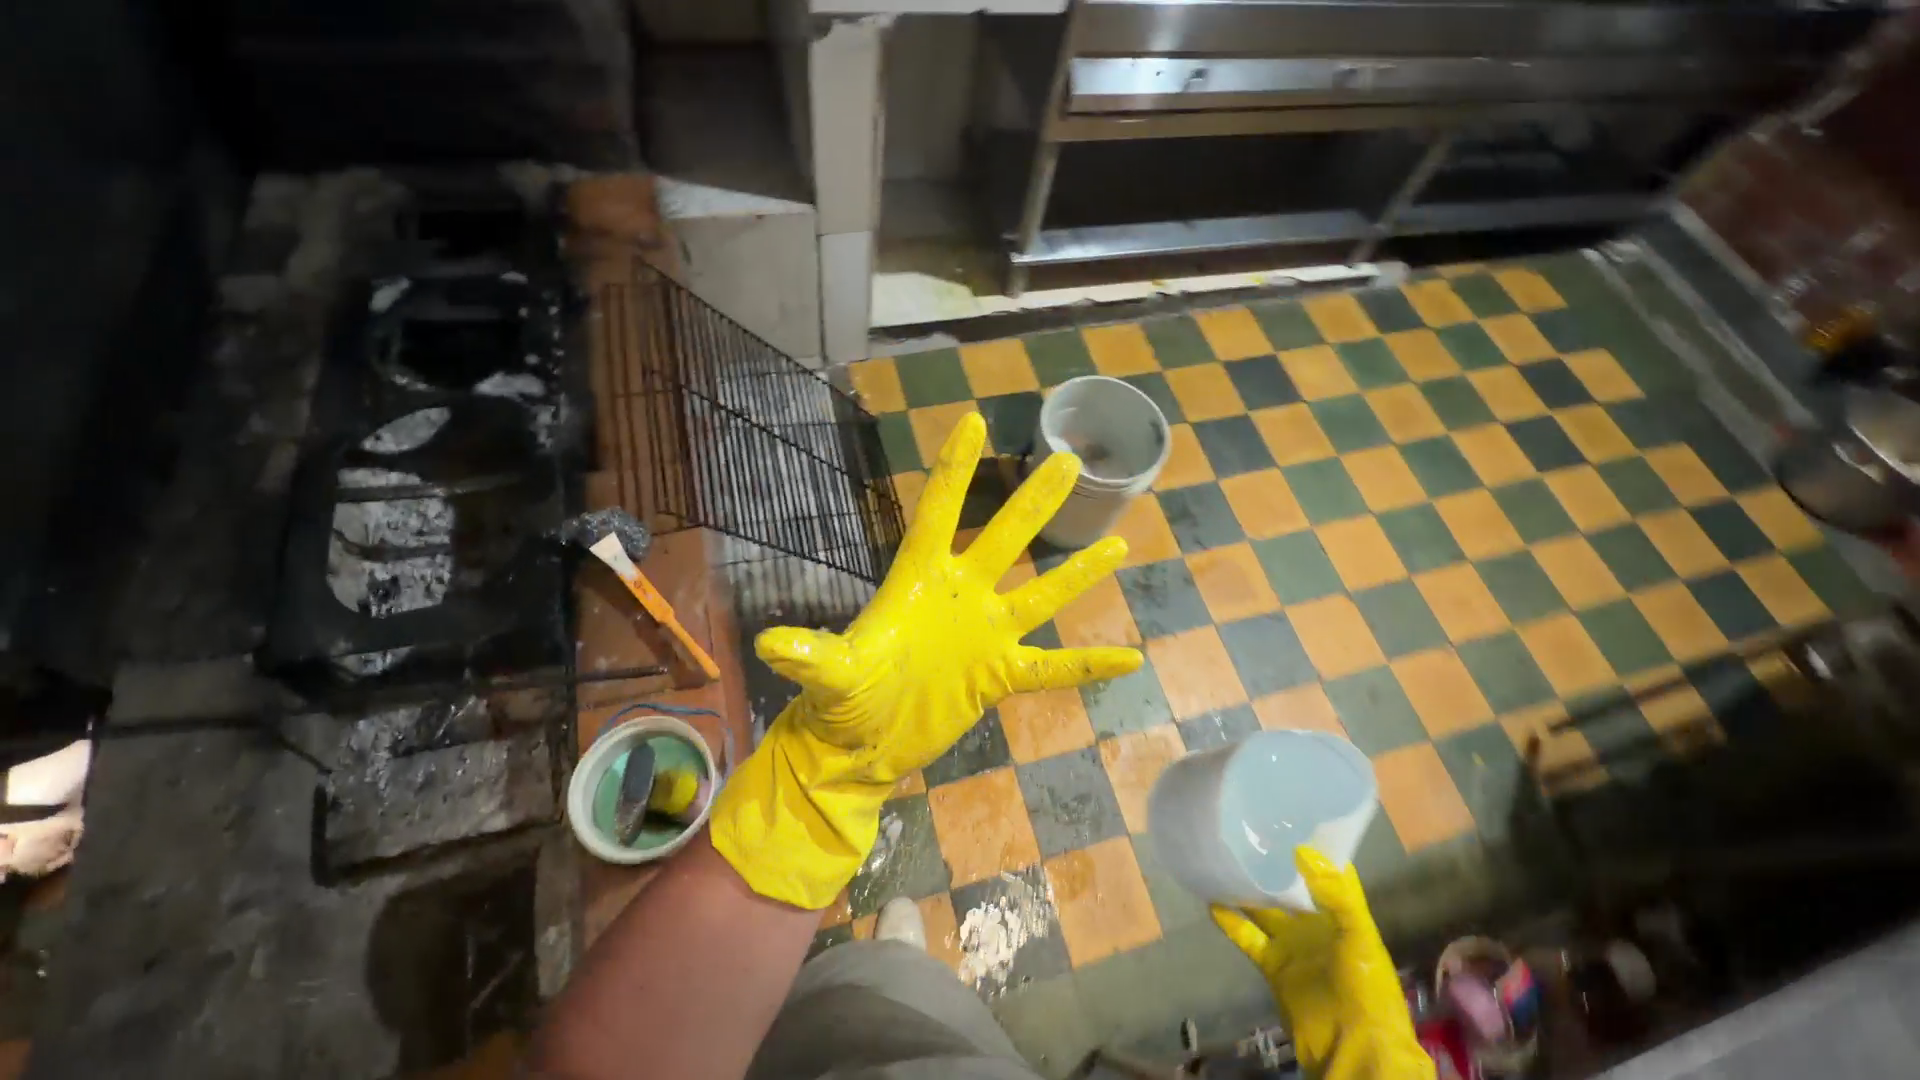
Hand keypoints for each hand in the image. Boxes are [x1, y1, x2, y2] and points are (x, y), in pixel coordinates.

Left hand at [709, 412, 1141, 908]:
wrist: (861, 750)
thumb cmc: (842, 705)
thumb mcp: (832, 677)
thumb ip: (813, 656)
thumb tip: (768, 646)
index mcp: (918, 582)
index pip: (938, 512)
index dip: (956, 469)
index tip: (974, 420)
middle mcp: (960, 597)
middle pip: (1004, 538)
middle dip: (1035, 500)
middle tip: (1068, 459)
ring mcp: (984, 636)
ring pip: (1041, 594)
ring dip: (1078, 572)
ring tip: (1119, 542)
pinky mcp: (999, 677)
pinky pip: (1053, 667)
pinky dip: (1087, 664)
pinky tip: (1131, 655)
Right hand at [1212, 848, 1433, 1079]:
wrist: (1353, 1047)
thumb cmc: (1365, 988)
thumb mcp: (1358, 936)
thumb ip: (1334, 894)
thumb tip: (1302, 850)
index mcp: (1344, 914)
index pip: (1331, 872)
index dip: (1315, 846)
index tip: (1292, 816)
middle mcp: (1317, 924)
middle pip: (1292, 886)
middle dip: (1274, 862)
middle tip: (1248, 829)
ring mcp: (1293, 944)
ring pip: (1265, 907)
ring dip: (1247, 887)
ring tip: (1224, 858)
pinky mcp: (1272, 963)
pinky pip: (1247, 936)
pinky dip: (1229, 920)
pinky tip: (1211, 900)